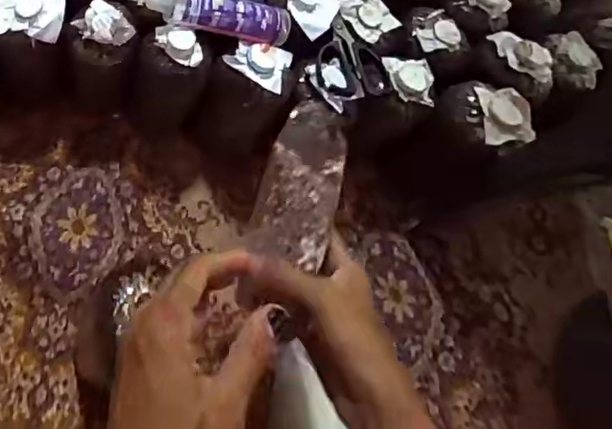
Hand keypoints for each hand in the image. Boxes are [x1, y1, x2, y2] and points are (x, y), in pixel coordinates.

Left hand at [109, 249, 284, 428]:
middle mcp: (143, 319)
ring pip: (171, 296)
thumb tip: (274, 311)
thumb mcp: (223, 406)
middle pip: (183, 276)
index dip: (231, 259)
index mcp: (164, 320)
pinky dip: (189, 311)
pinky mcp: (132, 360)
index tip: (260, 262)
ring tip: (238, 294)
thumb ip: (250, 352)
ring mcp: (133, 340)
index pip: (198, 268)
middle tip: (253, 275)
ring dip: (204, 290)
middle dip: (218, 270)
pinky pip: (162, 317)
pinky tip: (210, 327)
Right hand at [245, 235, 435, 428]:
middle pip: (302, 263)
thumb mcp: (322, 299)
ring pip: (292, 290)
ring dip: (270, 286)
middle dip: (276, 258)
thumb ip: (287, 277)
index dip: (299, 224)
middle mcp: (335, 285)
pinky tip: (249, 306)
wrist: (371, 398)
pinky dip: (272, 311)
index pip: (321, 235)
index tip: (267, 214)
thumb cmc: (355, 336)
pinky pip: (288, 316)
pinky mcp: (313, 338)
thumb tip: (250, 258)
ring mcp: (323, 312)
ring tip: (240, 276)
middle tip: (244, 249)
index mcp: (347, 267)